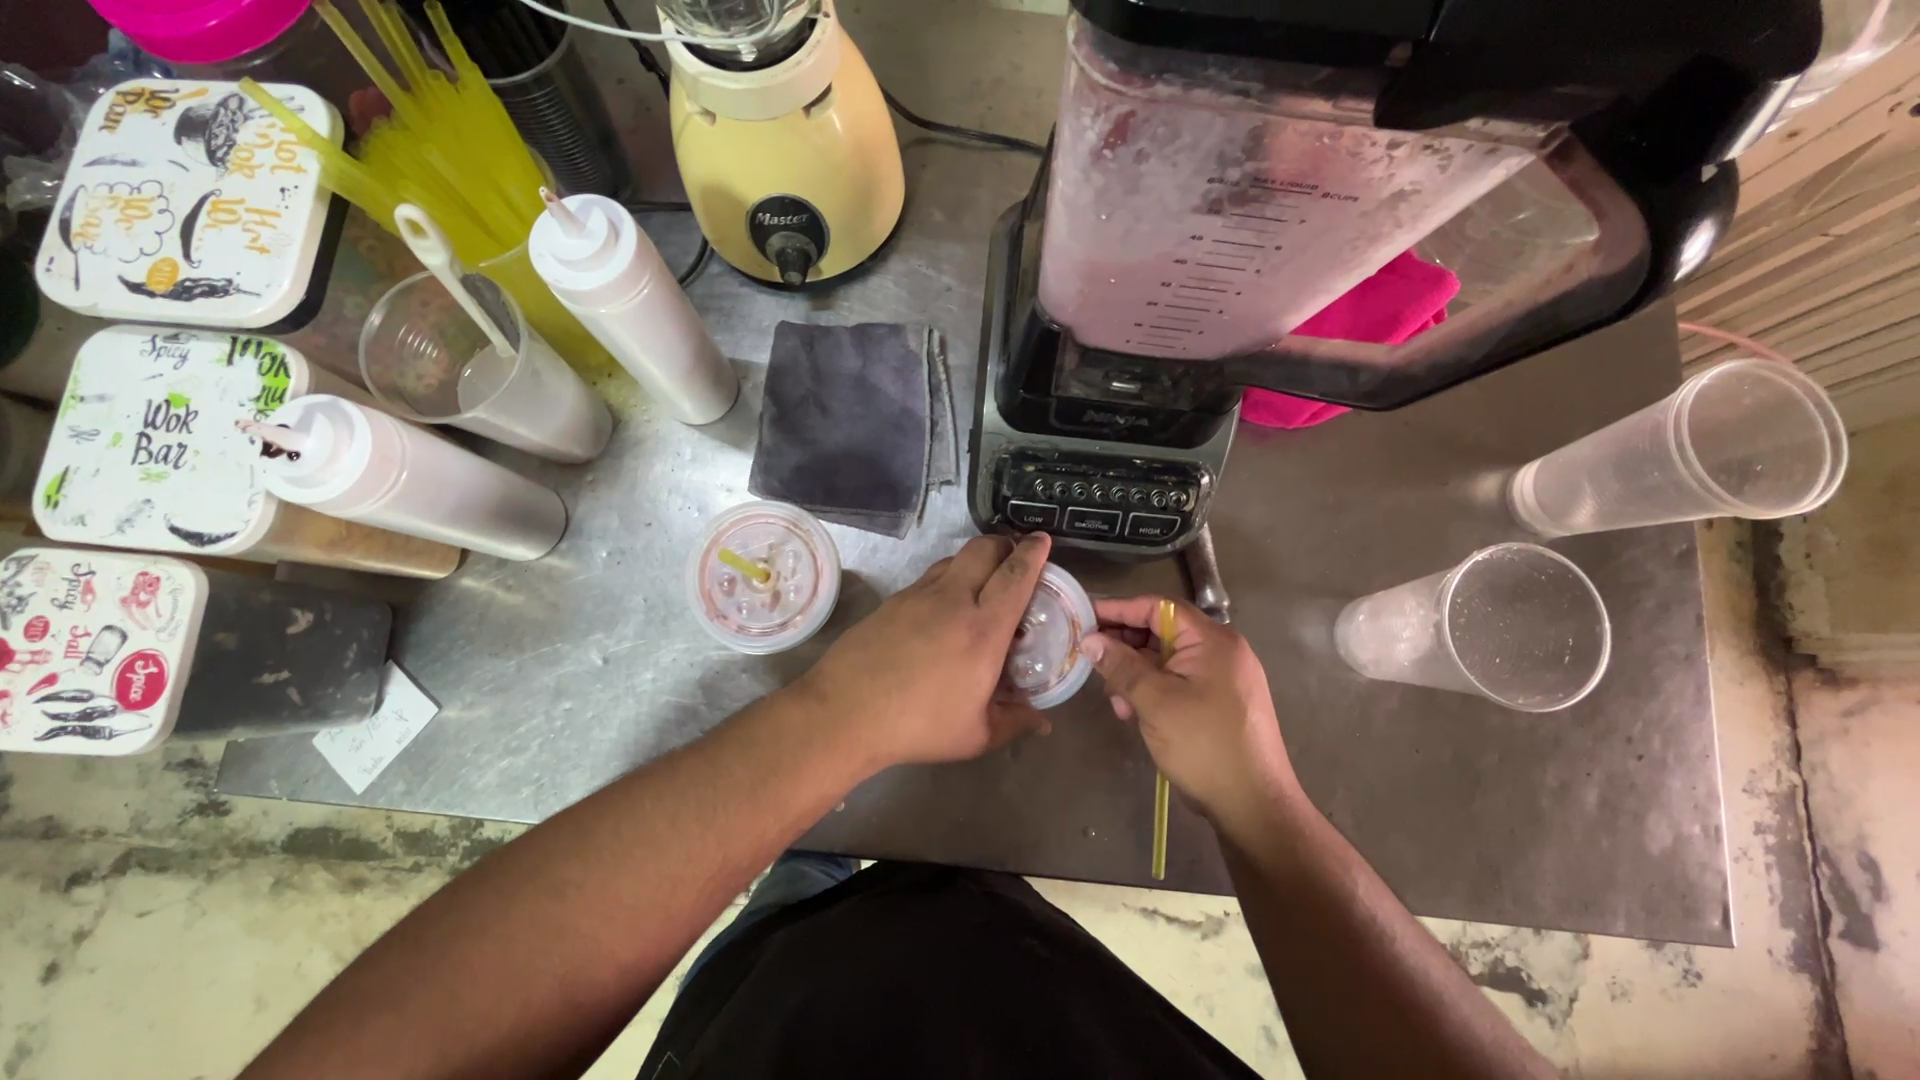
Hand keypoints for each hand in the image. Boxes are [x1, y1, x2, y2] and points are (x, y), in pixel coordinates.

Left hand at [799, 533, 1052, 769]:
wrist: (845, 713)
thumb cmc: (918, 726)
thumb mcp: (975, 735)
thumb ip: (1014, 722)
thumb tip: (1043, 722)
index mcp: (983, 629)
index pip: (1015, 576)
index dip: (1033, 553)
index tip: (1043, 539)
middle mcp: (953, 600)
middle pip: (984, 549)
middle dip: (1005, 544)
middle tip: (1015, 557)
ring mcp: (917, 596)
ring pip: (953, 559)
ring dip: (974, 559)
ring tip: (981, 580)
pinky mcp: (891, 601)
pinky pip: (928, 577)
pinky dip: (946, 578)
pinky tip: (942, 605)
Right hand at [1081, 596, 1297, 821]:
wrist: (1253, 804)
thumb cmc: (1204, 745)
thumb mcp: (1155, 702)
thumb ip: (1121, 666)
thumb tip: (1090, 639)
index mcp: (1212, 640)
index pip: (1158, 607)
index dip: (1119, 610)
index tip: (1085, 619)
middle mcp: (1221, 651)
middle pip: (1162, 633)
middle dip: (1125, 649)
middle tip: (1094, 666)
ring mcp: (1223, 678)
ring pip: (1167, 661)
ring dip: (1136, 676)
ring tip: (1117, 703)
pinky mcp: (1220, 702)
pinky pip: (1179, 683)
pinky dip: (1154, 692)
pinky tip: (1134, 714)